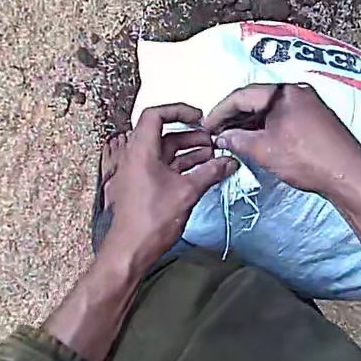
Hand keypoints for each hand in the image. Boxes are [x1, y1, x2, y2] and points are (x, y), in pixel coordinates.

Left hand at [93, 103, 238, 279]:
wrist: (130, 250)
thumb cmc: (152, 220)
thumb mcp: (187, 192)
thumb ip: (210, 172)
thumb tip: (229, 161)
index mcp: (141, 150)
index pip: (155, 115)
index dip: (178, 110)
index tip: (200, 118)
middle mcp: (137, 156)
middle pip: (164, 133)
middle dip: (191, 135)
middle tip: (214, 142)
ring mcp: (140, 171)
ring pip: (167, 151)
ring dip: (190, 151)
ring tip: (214, 157)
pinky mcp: (144, 185)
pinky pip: (165, 166)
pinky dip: (183, 166)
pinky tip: (204, 171)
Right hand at [204, 83, 360, 198]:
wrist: (348, 175)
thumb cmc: (307, 159)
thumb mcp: (264, 149)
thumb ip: (238, 140)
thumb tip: (222, 137)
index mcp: (283, 92)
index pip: (241, 96)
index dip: (219, 112)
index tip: (206, 126)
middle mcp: (297, 92)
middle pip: (255, 100)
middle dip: (233, 118)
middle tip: (215, 134)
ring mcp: (308, 104)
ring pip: (269, 110)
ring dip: (249, 124)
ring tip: (232, 140)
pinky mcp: (315, 119)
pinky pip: (282, 117)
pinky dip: (266, 127)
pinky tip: (255, 141)